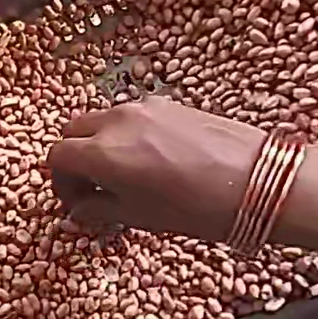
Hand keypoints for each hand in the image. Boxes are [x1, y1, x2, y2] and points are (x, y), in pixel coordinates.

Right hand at [45, 97, 264, 242]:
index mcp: (102, 152)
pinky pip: (130, 116)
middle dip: (74, 158)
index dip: (60, 182)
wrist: (259, 181)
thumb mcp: (139, 216)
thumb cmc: (196, 207)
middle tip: (90, 187)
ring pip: (101, 121)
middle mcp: (116, 121)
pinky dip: (123, 135)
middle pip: (73, 132)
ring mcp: (143, 107)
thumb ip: (99, 209)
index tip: (75, 201)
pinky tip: (147, 160)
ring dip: (98, 145)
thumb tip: (80, 209)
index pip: (58, 156)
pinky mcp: (168, 102)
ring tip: (120, 175)